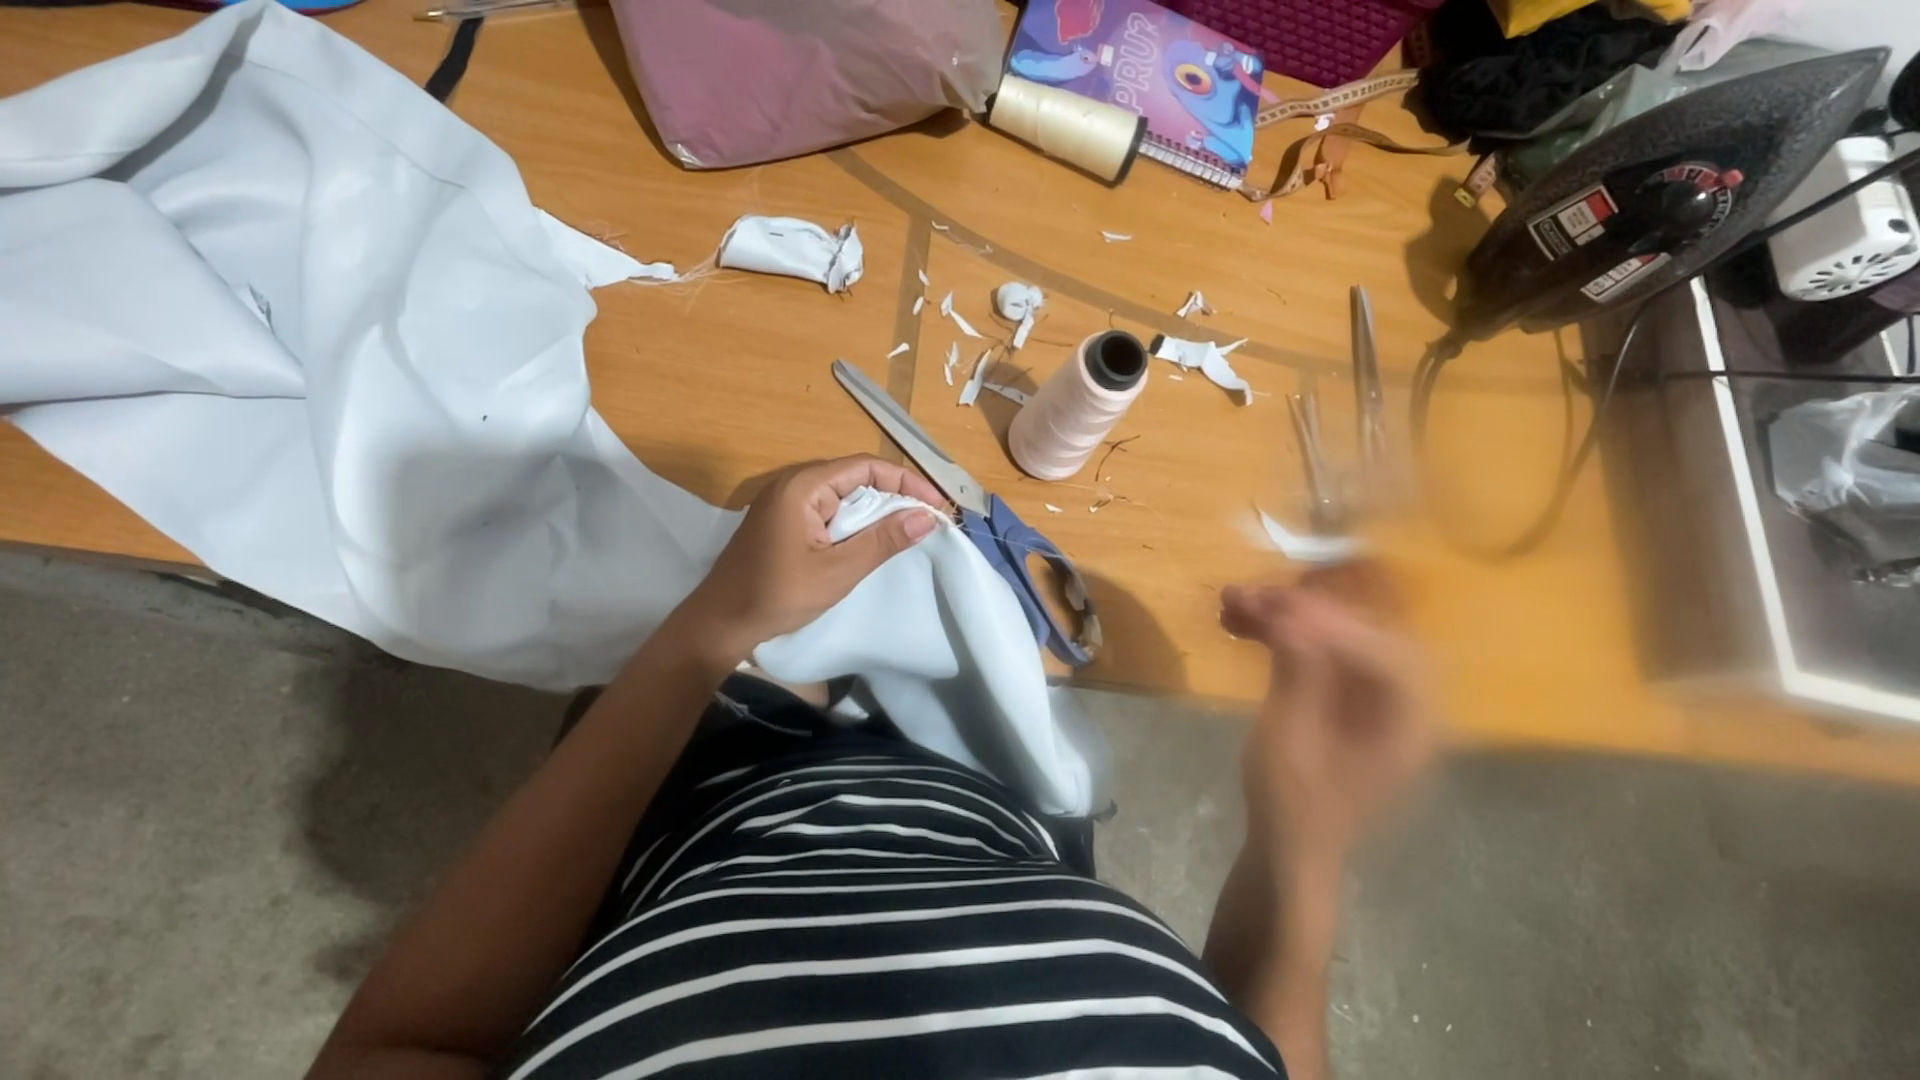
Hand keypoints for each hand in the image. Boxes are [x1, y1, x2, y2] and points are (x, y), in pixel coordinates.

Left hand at [677, 455, 944, 663]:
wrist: (720, 623)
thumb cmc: (777, 595)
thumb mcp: (838, 571)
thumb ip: (883, 540)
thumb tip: (927, 517)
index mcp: (803, 486)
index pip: (866, 466)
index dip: (906, 481)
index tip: (937, 504)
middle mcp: (793, 484)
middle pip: (855, 476)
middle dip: (895, 494)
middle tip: (929, 518)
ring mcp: (785, 503)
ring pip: (843, 495)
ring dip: (876, 510)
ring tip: (909, 528)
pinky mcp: (783, 522)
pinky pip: (828, 511)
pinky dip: (854, 522)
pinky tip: (872, 540)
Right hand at [1220, 565, 1435, 872]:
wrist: (1289, 850)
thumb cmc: (1290, 806)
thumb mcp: (1288, 742)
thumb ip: (1297, 675)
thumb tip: (1291, 614)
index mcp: (1406, 722)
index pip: (1380, 651)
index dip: (1328, 621)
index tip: (1273, 602)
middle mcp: (1403, 702)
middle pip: (1366, 630)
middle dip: (1306, 607)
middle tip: (1252, 593)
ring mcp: (1376, 698)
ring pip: (1340, 635)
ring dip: (1289, 615)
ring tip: (1234, 602)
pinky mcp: (1348, 697)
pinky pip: (1324, 651)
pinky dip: (1286, 635)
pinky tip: (1244, 624)